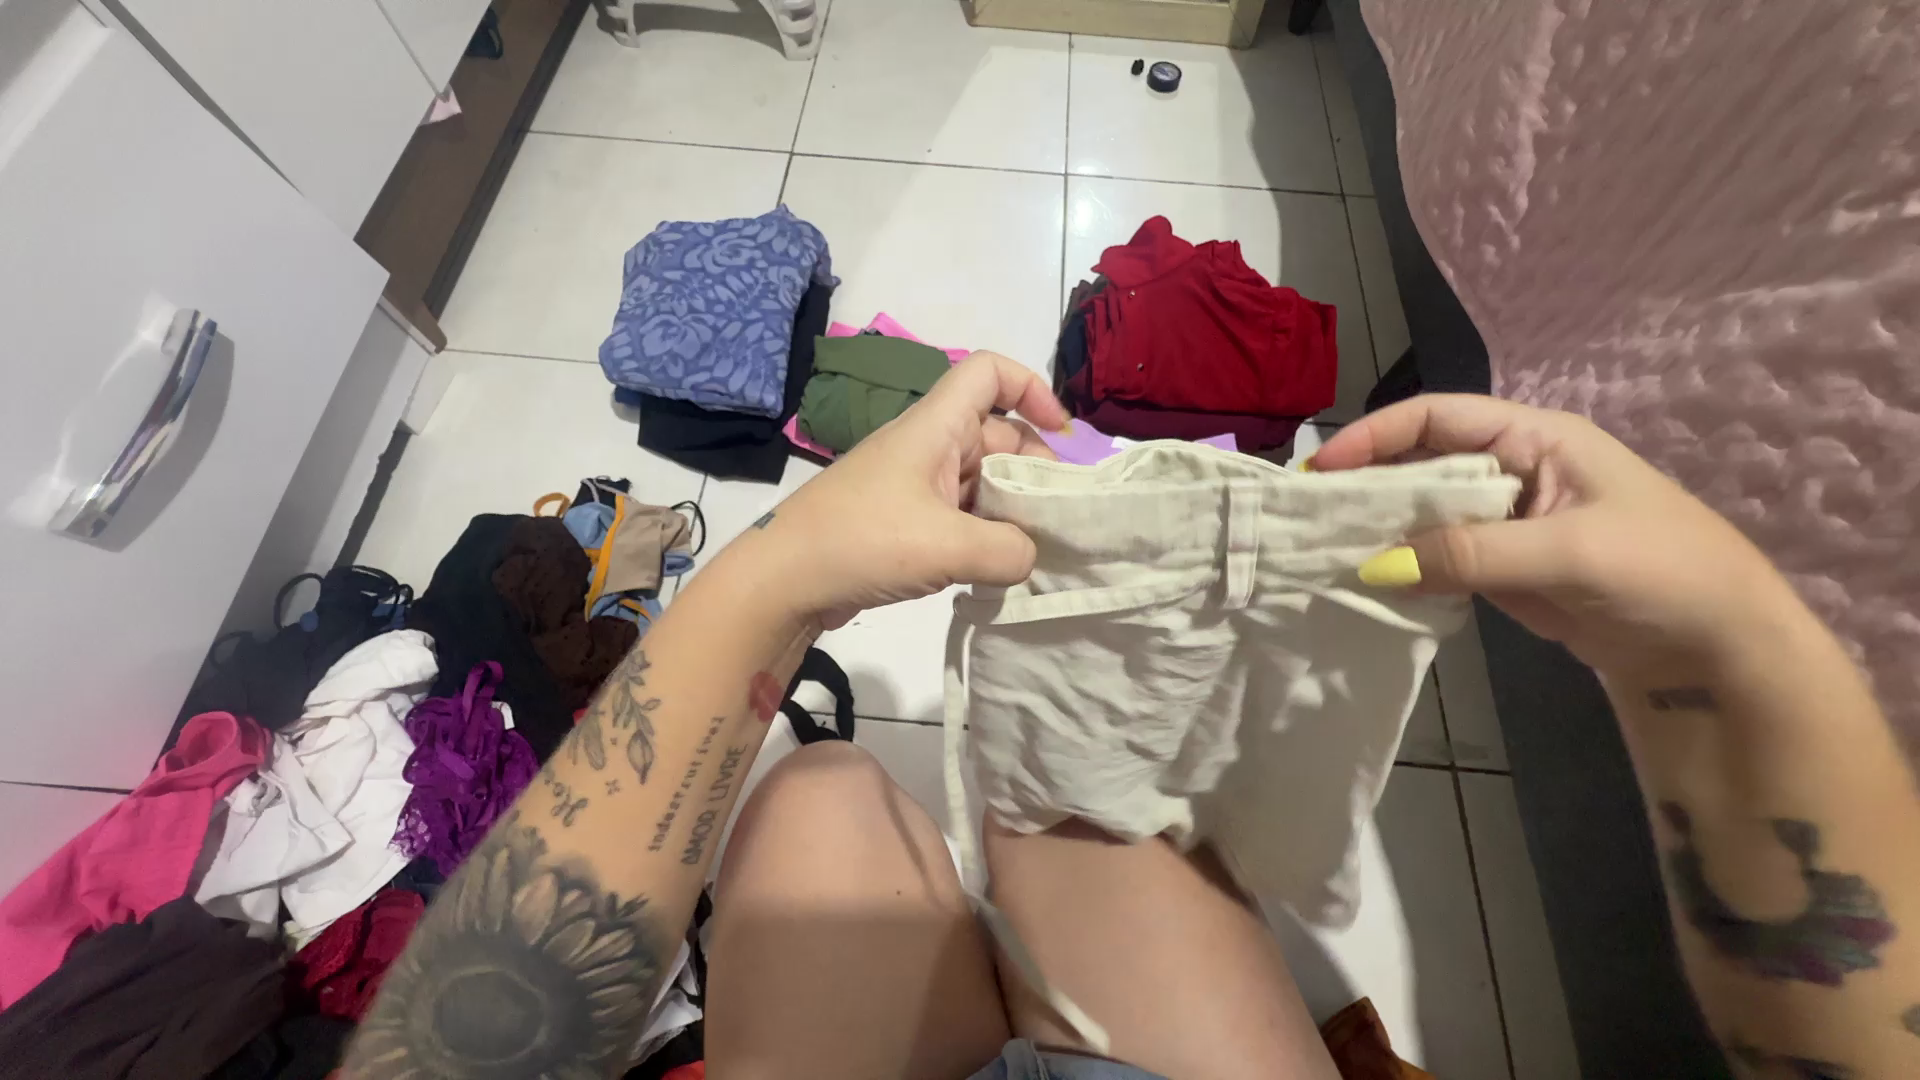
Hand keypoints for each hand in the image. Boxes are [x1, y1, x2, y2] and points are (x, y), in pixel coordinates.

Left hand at [748, 351, 1068, 626]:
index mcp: (934, 427)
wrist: (783, 581)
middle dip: (1035, 468)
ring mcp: (915, 487)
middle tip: (1062, 516)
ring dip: (1012, 509)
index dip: (1031, 388)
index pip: (988, 372)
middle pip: (997, 435)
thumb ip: (1007, 550)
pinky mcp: (905, 523)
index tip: (1062, 436)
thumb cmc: (863, 541)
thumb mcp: (947, 545)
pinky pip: (960, 516)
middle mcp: (927, 447)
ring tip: (1040, 549)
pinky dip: (985, 535)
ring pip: (982, 481)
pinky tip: (1000, 568)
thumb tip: (1029, 557)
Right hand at [1311, 394, 1796, 679]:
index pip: (1438, 417)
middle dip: (1364, 480)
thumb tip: (1372, 567)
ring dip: (1375, 524)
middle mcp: (1509, 469)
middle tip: (1310, 510)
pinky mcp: (1493, 564)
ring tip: (1325, 544)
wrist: (1715, 652)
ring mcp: (1499, 519)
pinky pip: (1430, 553)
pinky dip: (1397, 561)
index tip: (1324, 468)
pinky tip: (1366, 575)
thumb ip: (1469, 555)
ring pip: (1419, 509)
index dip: (1376, 435)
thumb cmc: (1664, 575)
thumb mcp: (1569, 553)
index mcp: (1535, 439)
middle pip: (1418, 460)